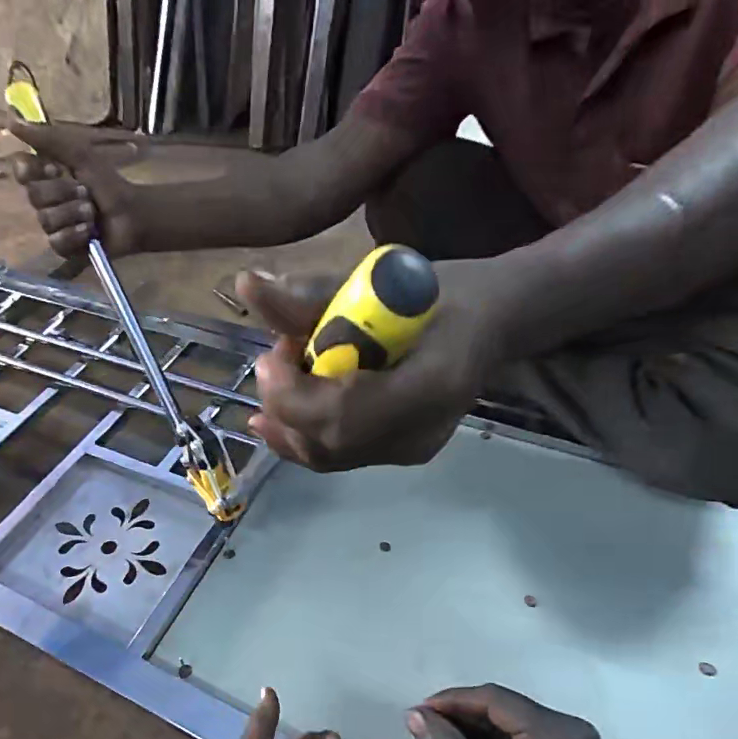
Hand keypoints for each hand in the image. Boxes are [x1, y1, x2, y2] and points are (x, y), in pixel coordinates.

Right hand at [5, 118, 147, 256]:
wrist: (132, 214)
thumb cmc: (108, 184)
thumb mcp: (81, 155)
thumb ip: (47, 139)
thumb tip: (11, 119)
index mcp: (44, 176)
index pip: (21, 170)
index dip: (37, 171)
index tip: (57, 169)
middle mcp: (44, 200)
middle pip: (34, 196)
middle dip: (64, 193)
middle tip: (86, 193)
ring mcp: (54, 225)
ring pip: (45, 220)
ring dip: (73, 213)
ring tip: (93, 212)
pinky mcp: (65, 248)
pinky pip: (56, 242)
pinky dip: (75, 235)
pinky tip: (90, 231)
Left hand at [237, 260, 508, 471]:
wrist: (491, 323)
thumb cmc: (443, 294)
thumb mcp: (381, 281)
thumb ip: (314, 294)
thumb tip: (246, 285)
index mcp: (431, 385)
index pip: (344, 415)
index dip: (293, 394)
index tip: (272, 353)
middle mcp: (421, 432)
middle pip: (330, 443)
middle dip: (284, 405)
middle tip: (274, 359)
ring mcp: (411, 451)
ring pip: (328, 457)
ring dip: (286, 423)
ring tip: (277, 380)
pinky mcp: (400, 455)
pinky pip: (339, 457)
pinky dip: (301, 436)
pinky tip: (275, 417)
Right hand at [407, 684, 633, 738]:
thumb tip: (415, 716)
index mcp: (556, 734)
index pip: (496, 699)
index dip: (453, 701)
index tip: (417, 713)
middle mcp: (570, 726)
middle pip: (505, 706)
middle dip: (463, 715)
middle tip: (425, 730)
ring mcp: (573, 738)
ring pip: (513, 719)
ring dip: (478, 728)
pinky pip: (526, 734)